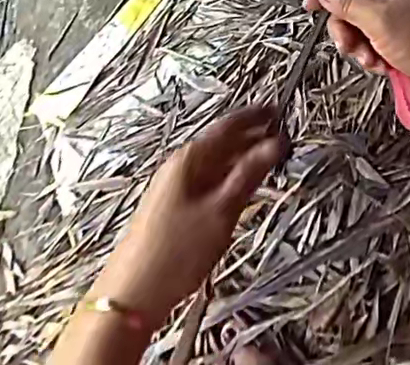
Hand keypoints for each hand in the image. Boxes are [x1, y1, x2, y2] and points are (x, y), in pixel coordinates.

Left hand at [90, 107, 283, 324]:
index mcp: (190, 159)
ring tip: (267, 158)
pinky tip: (240, 187)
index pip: (228, 126)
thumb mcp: (222, 210)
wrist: (130, 299)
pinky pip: (207, 180)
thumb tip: (275, 144)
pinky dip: (228, 177)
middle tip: (278, 134)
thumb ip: (250, 174)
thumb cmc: (176, 251)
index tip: (276, 110)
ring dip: (241, 158)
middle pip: (221, 143)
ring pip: (215, 163)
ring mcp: (173, 187)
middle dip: (251, 137)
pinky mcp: (172, 207)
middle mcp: (180, 166)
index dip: (254, 117)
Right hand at [304, 0, 409, 93]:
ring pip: (357, 22)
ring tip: (371, 59)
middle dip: (348, 28)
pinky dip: (371, 52)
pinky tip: (381, 64)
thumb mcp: (378, 20)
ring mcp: (395, 8)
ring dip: (359, 44)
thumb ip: (347, 3)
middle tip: (350, 46)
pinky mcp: (396, 29)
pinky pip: (370, 36)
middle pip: (350, 0)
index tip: (311, 7)